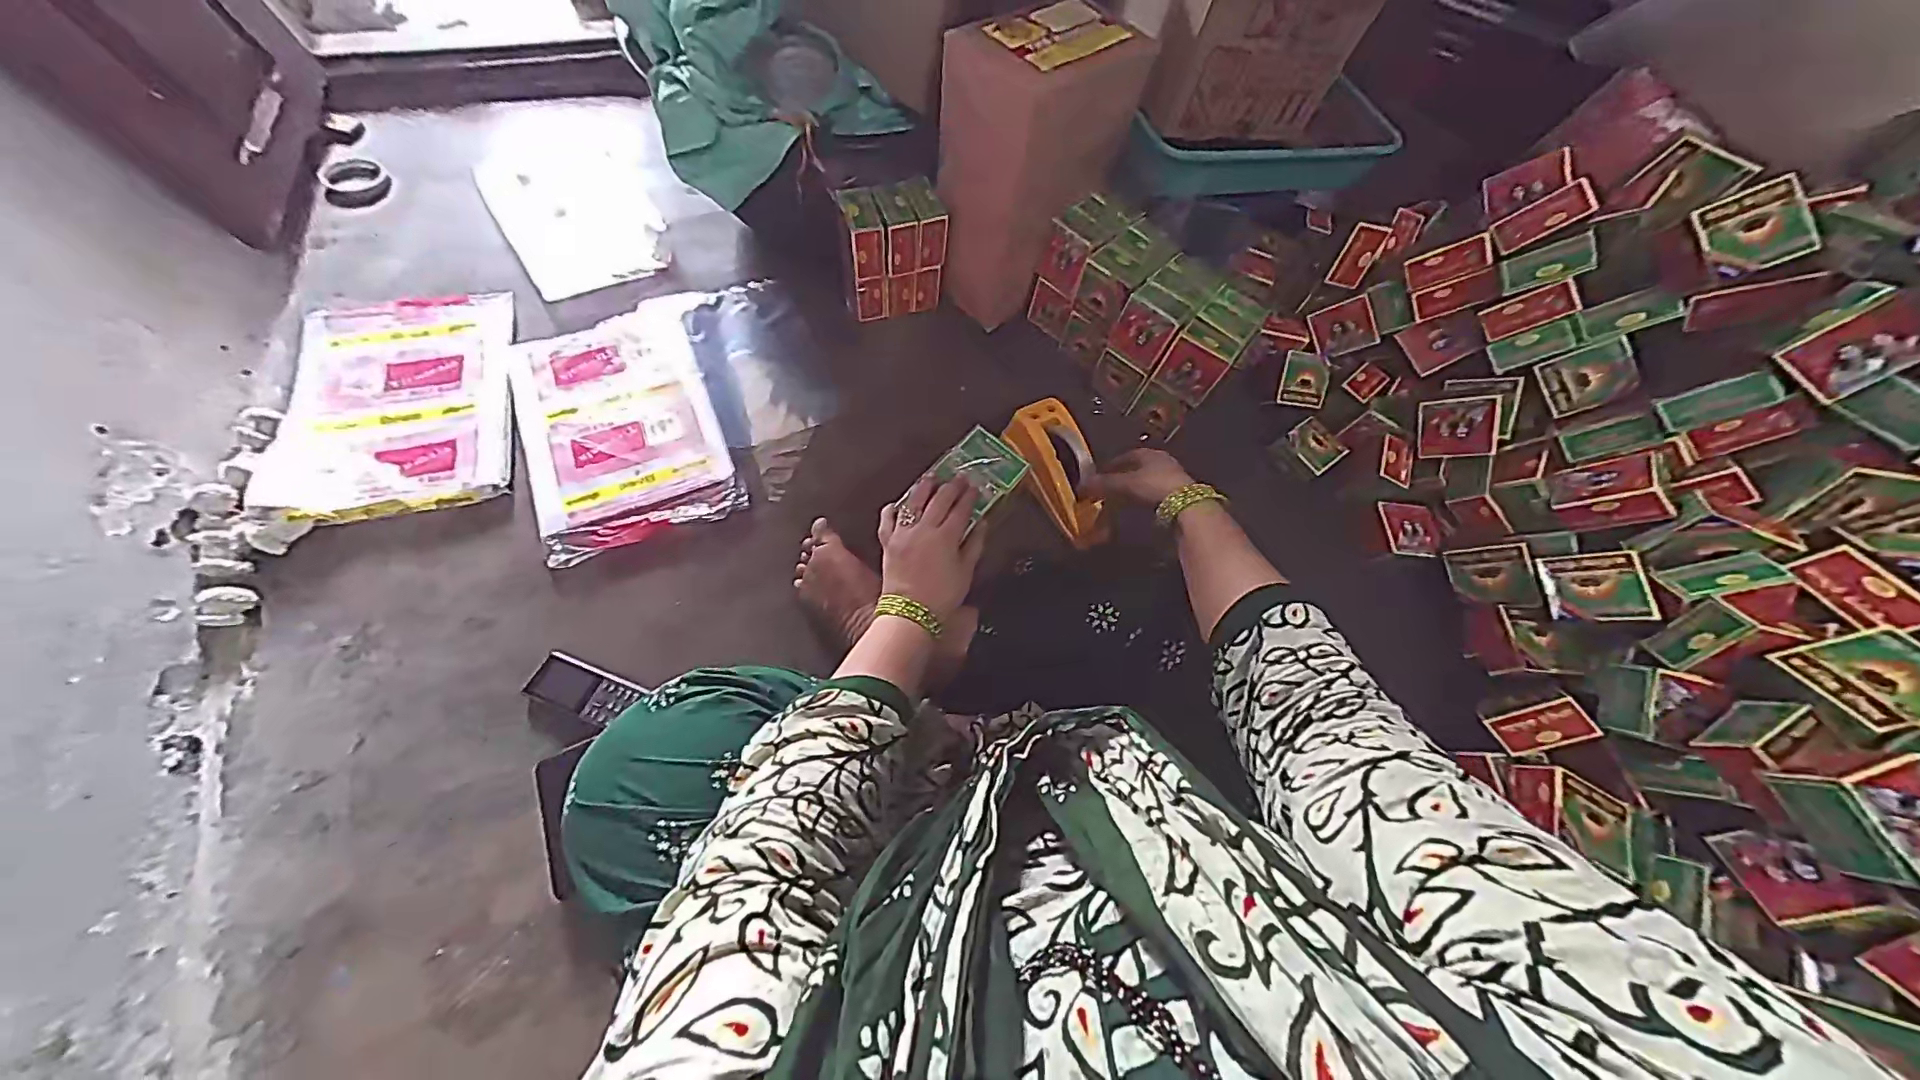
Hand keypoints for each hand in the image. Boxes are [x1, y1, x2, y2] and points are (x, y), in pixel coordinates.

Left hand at [878, 475, 986, 623]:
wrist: (910, 613)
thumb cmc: (942, 596)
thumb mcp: (965, 572)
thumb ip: (974, 545)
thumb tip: (982, 524)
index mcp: (946, 537)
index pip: (961, 509)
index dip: (969, 496)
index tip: (975, 487)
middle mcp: (924, 529)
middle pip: (939, 500)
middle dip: (951, 486)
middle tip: (959, 479)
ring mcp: (903, 533)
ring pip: (913, 502)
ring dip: (924, 487)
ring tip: (931, 478)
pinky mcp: (888, 541)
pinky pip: (887, 519)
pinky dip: (893, 508)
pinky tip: (898, 503)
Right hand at [1088, 449, 1196, 506]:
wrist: (1186, 505)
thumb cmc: (1154, 486)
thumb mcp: (1124, 483)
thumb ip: (1104, 484)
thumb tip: (1081, 485)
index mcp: (1149, 453)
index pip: (1126, 456)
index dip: (1111, 465)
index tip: (1099, 475)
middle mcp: (1162, 461)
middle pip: (1137, 468)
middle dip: (1121, 478)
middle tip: (1108, 489)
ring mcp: (1173, 477)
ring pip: (1146, 481)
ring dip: (1133, 489)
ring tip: (1120, 500)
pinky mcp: (1179, 493)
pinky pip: (1154, 493)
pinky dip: (1143, 498)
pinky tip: (1137, 507)